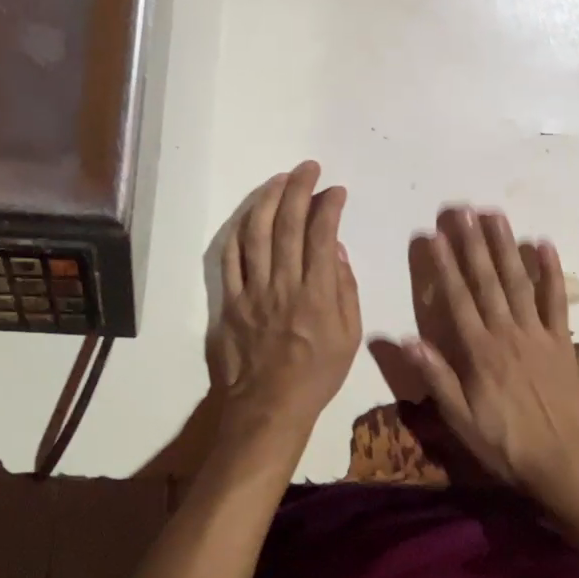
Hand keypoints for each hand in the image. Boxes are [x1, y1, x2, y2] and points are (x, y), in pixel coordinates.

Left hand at [208, 162, 361, 432]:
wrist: (268, 408)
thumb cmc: (316, 375)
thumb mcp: (349, 337)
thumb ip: (345, 289)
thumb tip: (335, 249)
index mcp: (317, 294)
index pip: (323, 235)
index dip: (329, 206)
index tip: (335, 191)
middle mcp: (284, 284)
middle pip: (288, 224)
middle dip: (299, 188)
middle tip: (308, 168)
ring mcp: (252, 290)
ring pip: (256, 232)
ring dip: (268, 199)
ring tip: (280, 179)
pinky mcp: (229, 300)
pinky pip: (230, 257)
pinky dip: (240, 230)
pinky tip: (250, 214)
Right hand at [405, 208, 578, 500]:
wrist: (562, 461)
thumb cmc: (504, 442)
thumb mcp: (461, 419)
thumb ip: (437, 377)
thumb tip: (407, 340)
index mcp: (479, 350)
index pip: (458, 298)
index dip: (444, 265)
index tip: (434, 235)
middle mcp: (507, 333)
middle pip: (487, 281)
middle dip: (472, 243)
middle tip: (462, 211)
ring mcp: (537, 333)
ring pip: (519, 281)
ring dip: (505, 246)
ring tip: (494, 215)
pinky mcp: (562, 340)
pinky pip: (557, 300)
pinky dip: (552, 272)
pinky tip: (545, 244)